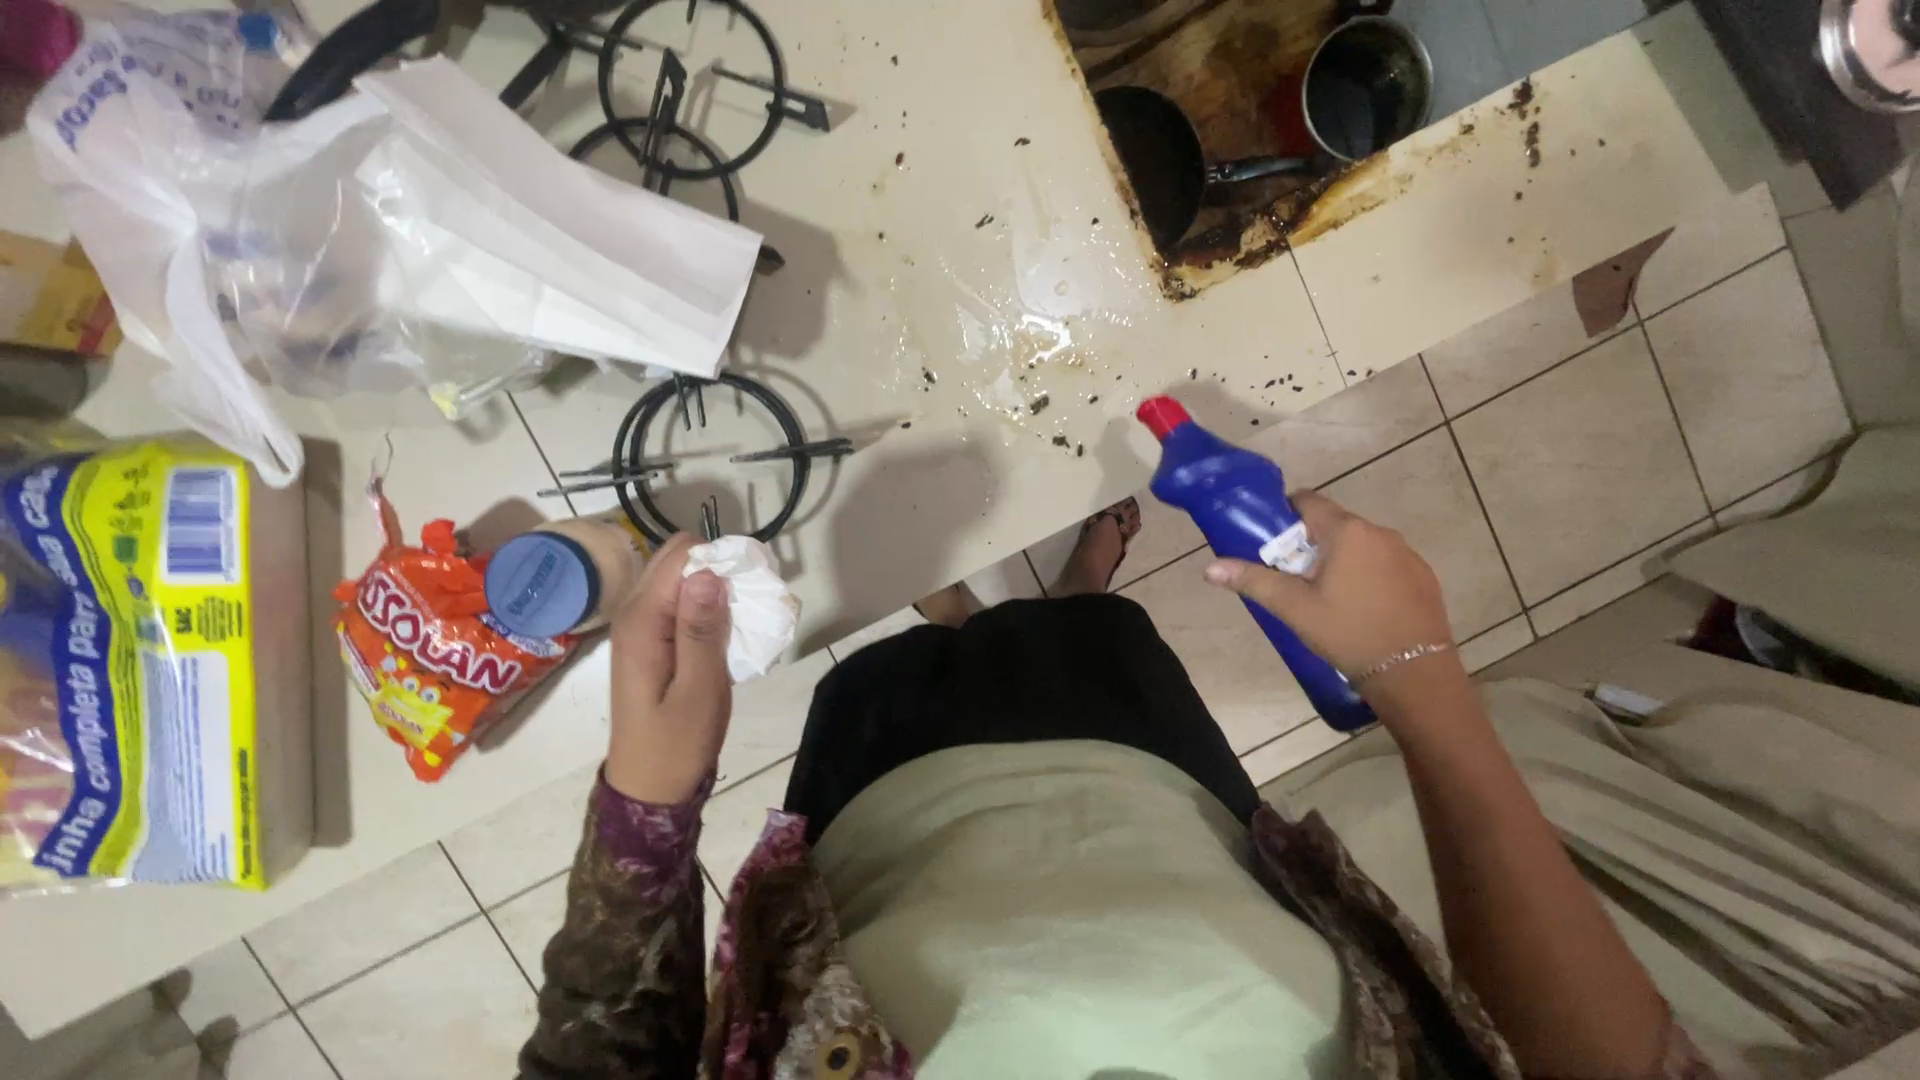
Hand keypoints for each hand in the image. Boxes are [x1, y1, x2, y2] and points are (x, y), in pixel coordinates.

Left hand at [605, 533, 731, 803]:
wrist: (650, 788)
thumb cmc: (678, 743)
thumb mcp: (699, 689)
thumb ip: (702, 628)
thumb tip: (708, 571)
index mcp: (642, 621)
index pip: (680, 555)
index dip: (719, 561)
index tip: (749, 591)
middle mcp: (634, 613)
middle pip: (677, 559)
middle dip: (718, 570)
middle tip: (749, 607)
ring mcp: (640, 626)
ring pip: (680, 579)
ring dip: (715, 588)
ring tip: (742, 622)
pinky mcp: (651, 640)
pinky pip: (679, 602)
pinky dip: (707, 607)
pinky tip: (727, 634)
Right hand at [1202, 491, 1466, 707]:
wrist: (1413, 673)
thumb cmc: (1347, 632)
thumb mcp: (1293, 608)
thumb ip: (1253, 581)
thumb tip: (1210, 568)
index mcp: (1346, 532)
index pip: (1307, 501)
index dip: (1284, 514)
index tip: (1271, 540)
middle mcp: (1380, 532)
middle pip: (1334, 524)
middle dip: (1310, 543)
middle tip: (1292, 576)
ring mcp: (1407, 554)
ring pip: (1361, 545)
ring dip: (1340, 559)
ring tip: (1326, 595)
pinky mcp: (1423, 576)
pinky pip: (1385, 563)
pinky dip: (1367, 574)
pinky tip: (1361, 607)